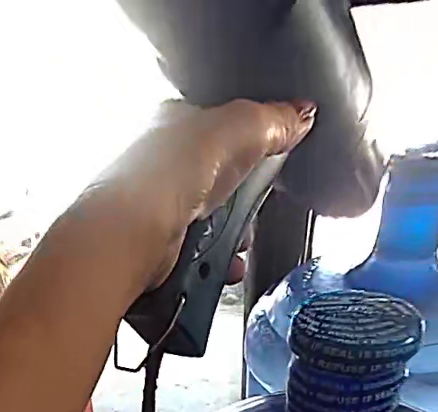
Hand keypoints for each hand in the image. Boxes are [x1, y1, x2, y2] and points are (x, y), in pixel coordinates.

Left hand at [72, 99, 314, 294]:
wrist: (134, 234)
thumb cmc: (172, 172)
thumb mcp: (238, 128)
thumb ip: (273, 121)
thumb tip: (302, 115)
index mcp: (174, 123)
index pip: (220, 131)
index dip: (249, 149)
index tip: (269, 165)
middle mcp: (162, 166)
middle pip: (220, 186)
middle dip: (244, 207)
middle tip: (252, 216)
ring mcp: (158, 211)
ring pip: (210, 227)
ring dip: (232, 242)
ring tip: (237, 250)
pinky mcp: (158, 250)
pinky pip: (197, 259)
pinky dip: (214, 268)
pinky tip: (221, 270)